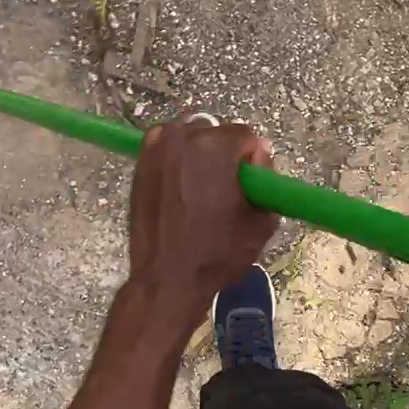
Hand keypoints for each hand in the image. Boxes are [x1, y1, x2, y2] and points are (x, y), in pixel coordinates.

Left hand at [126, 118, 279, 332]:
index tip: (251, 185)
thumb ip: (268, 182)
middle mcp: (184, 138)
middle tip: (229, 187)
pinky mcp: (141, 163)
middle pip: (217, 131)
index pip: (247, 135)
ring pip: (190, 135)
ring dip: (202, 151)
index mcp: (216, 148)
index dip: (254, 159)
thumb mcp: (261, 222)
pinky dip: (178, 156)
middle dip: (228, 153)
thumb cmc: (218, 252)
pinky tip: (183, 183)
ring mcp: (157, 148)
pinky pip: (166, 145)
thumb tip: (261, 158)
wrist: (169, 276)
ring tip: (205, 186)